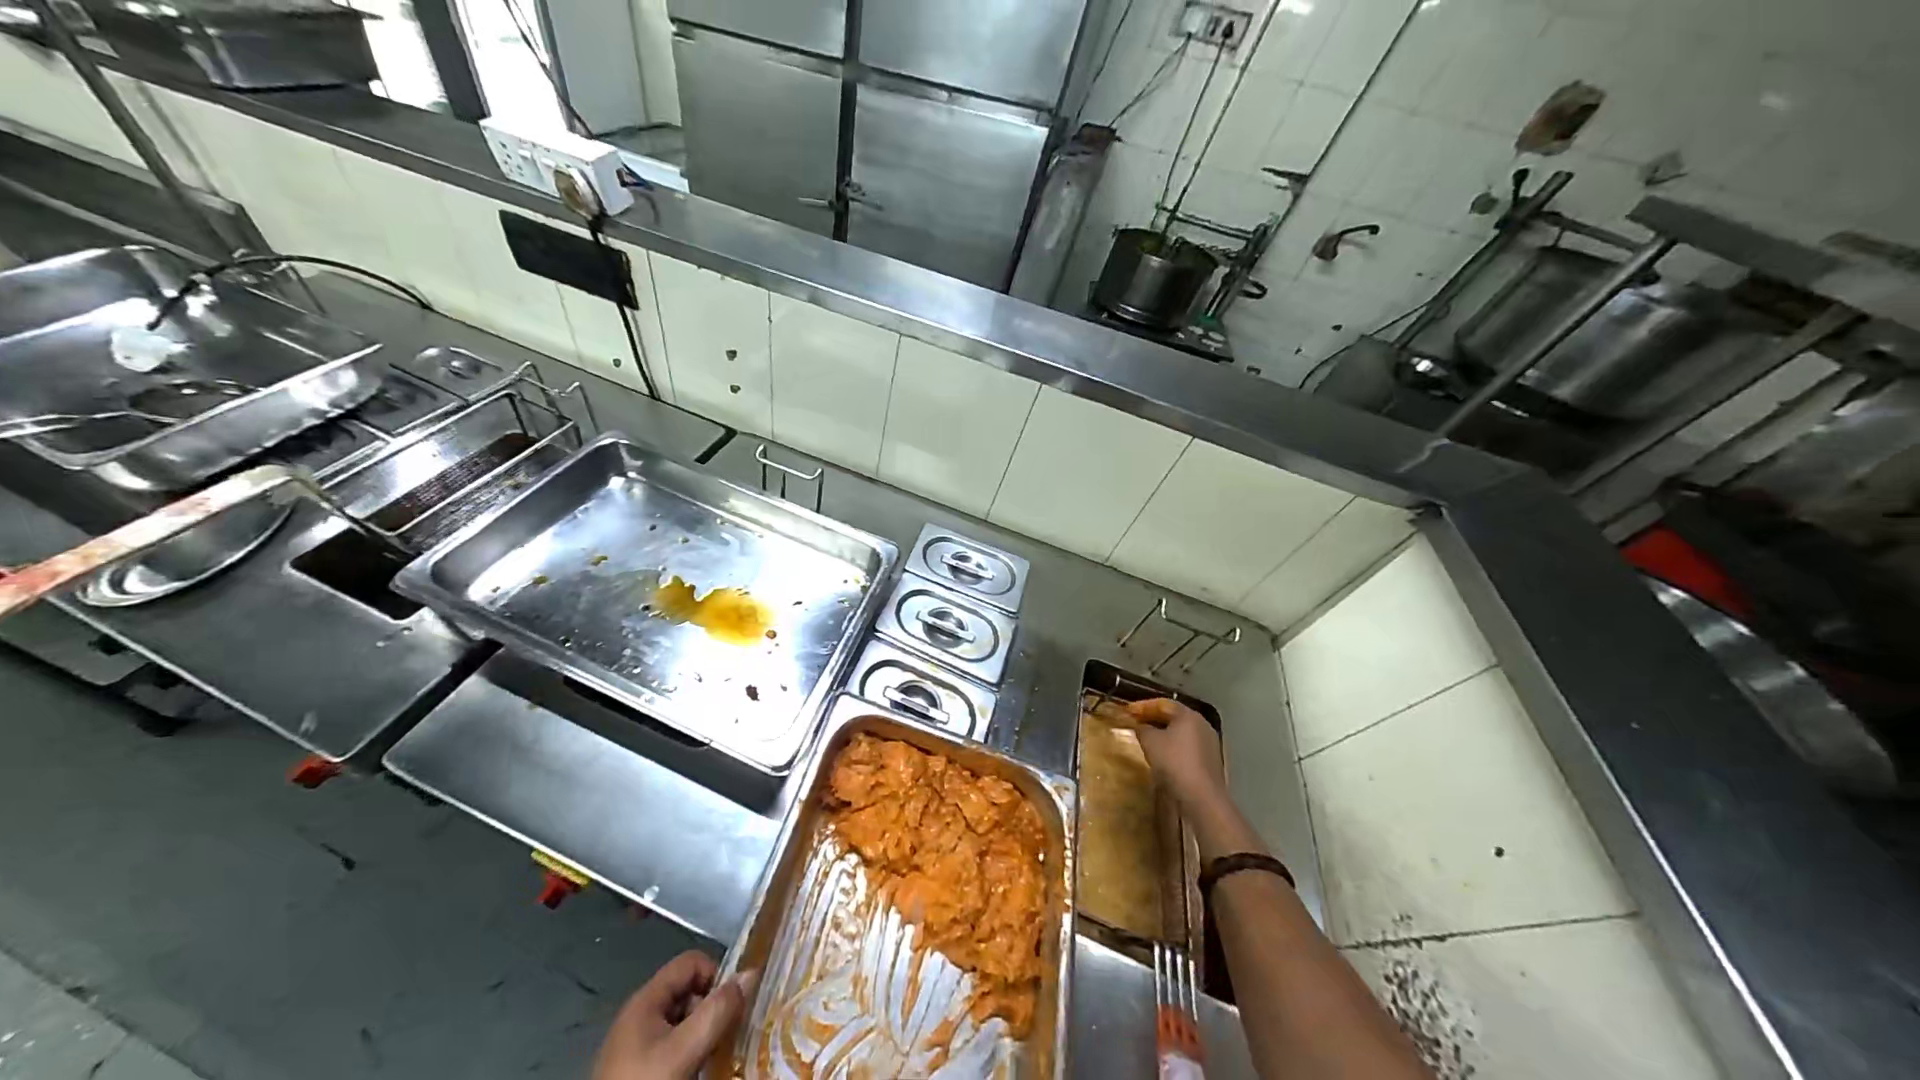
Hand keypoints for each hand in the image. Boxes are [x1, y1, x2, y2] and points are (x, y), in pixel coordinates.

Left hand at [592, 950, 756, 1079]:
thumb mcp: (684, 1051)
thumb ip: (717, 1011)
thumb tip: (751, 973)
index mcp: (646, 1000)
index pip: (692, 962)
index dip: (716, 976)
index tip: (731, 1007)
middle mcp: (641, 1015)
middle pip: (689, 991)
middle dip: (713, 1009)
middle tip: (727, 1038)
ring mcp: (638, 1044)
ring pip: (684, 1021)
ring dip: (705, 1033)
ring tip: (714, 1059)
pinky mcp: (639, 1068)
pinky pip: (674, 1045)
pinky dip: (692, 1053)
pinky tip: (699, 1072)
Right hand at [1128, 698, 1228, 816]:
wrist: (1201, 797)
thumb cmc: (1174, 762)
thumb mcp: (1150, 741)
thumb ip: (1142, 728)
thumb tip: (1140, 726)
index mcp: (1189, 715)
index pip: (1163, 703)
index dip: (1143, 706)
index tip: (1127, 711)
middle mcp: (1202, 725)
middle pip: (1174, 716)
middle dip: (1153, 718)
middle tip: (1135, 722)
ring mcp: (1208, 744)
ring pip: (1181, 733)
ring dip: (1163, 733)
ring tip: (1146, 738)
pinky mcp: (1209, 762)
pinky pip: (1186, 747)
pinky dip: (1172, 747)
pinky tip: (1161, 756)